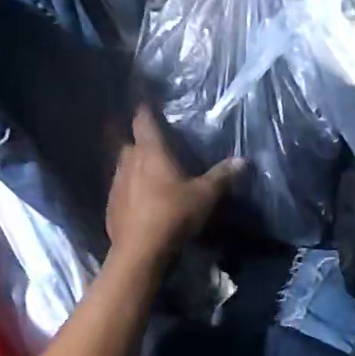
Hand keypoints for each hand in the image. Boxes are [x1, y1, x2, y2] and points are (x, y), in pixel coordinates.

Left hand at [106, 108, 243, 261]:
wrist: (140, 252)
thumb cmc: (174, 214)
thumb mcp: (205, 195)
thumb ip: (222, 176)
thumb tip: (243, 160)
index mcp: (150, 152)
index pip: (143, 121)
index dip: (145, 111)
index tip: (147, 104)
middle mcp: (128, 162)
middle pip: (130, 143)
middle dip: (141, 141)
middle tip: (156, 144)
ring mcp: (116, 184)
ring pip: (123, 166)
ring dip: (134, 166)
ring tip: (150, 172)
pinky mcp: (111, 206)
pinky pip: (120, 189)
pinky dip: (130, 189)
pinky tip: (141, 200)